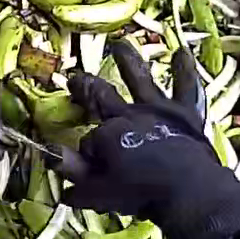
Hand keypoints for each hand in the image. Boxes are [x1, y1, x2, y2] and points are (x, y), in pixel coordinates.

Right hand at [55, 41, 239, 238]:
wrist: (189, 193)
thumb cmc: (141, 194)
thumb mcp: (98, 191)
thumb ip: (75, 174)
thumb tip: (50, 156)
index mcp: (106, 133)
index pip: (89, 139)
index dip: (87, 154)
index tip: (89, 167)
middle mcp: (128, 114)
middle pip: (102, 96)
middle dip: (86, 87)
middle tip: (75, 78)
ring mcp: (158, 110)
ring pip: (140, 80)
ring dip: (128, 61)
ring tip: (120, 44)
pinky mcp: (185, 114)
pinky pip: (185, 88)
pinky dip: (184, 70)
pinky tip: (182, 53)